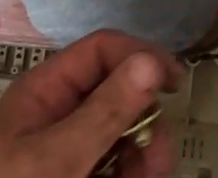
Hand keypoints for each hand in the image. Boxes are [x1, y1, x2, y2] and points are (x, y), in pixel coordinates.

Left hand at [0, 30, 183, 177]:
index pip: (99, 51)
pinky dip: (133, 173)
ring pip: (124, 134)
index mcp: (42, 93)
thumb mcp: (55, 160)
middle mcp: (58, 115)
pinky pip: (118, 164)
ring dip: (143, 155)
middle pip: (119, 93)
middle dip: (145, 122)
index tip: (175, 84)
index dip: (139, 56)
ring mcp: (69, 151)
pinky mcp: (80, 176)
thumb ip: (103, 112)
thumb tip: (151, 61)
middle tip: (157, 160)